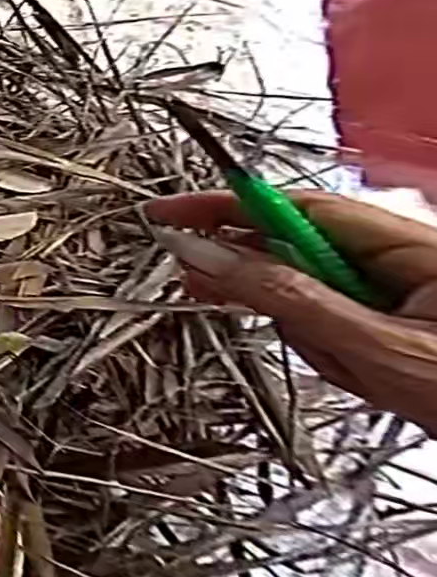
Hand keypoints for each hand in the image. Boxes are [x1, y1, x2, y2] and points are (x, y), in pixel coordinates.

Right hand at [149, 190, 436, 432]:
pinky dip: (333, 346)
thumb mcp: (378, 348)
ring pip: (313, 291)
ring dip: (309, 328)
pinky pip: (338, 320)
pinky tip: (364, 372)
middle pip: (298, 249)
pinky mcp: (410, 328)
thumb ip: (279, 295)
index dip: (223, 204)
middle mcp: (418, 264)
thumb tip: (195, 251)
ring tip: (350, 365)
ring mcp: (416, 298)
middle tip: (209, 291)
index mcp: (424, 250)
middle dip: (261, 279)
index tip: (165, 215)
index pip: (297, 207)